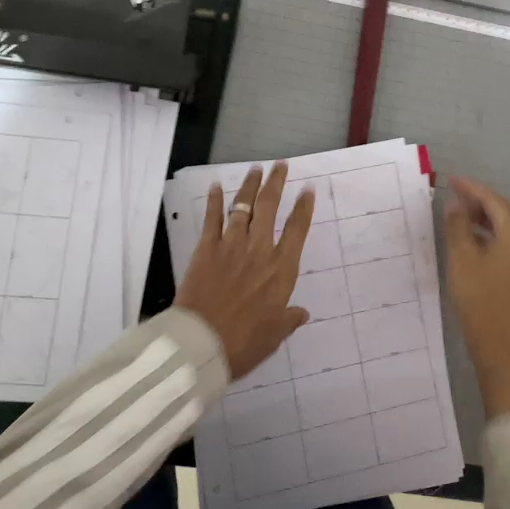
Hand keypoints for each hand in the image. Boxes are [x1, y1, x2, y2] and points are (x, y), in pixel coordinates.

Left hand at [175, 162, 315, 379]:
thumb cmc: (243, 343)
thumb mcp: (273, 335)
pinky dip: (215, 201)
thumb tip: (301, 313)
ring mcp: (231, 245)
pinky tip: (217, 187)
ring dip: (250, 185)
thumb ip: (288, 319)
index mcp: (281, 269)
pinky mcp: (207, 248)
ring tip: (256, 169)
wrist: (201, 343)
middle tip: (280, 165)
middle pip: (269, 207)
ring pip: (243, 206)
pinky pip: (213, 218)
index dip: (304, 207)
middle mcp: (259, 249)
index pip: (297, 229)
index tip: (307, 189)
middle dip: (276, 183)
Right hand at [443, 175, 509, 416]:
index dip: (471, 188)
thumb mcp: (461, 258)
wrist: (495, 342)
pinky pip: (502, 239)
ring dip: (481, 214)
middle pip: (501, 210)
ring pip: (502, 225)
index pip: (493, 201)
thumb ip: (457, 225)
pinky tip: (467, 235)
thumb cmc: (478, 297)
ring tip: (456, 210)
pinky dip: (485, 230)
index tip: (450, 179)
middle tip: (453, 190)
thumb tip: (453, 203)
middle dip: (477, 198)